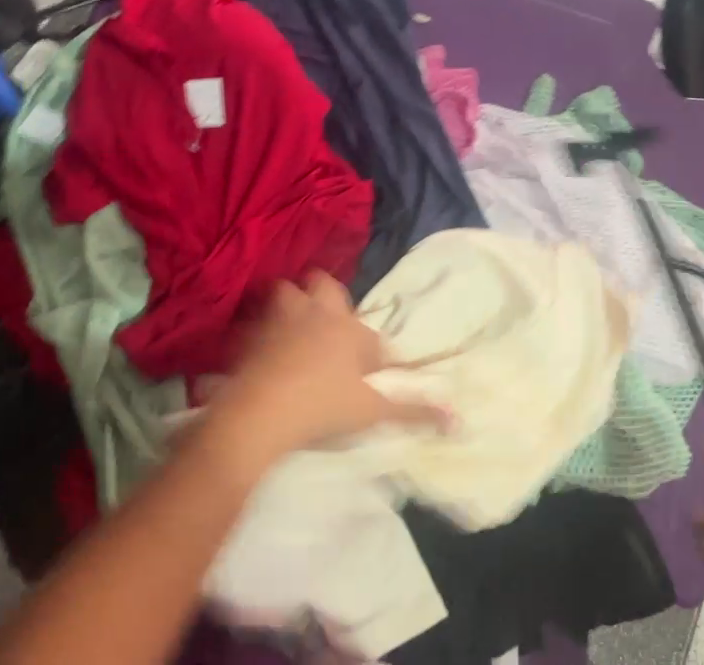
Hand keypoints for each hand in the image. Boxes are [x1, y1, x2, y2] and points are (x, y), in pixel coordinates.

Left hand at [205, 271, 447, 461]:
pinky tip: (263, 351)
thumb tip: (456, 419)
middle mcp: (313, 313)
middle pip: (322, 285)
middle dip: (327, 298)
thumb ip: (412, 412)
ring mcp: (277, 320)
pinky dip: (259, 332)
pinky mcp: (248, 333)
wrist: (260, 410)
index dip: (374, 354)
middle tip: (330, 327)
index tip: (372, 374)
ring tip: (295, 331)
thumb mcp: (373, 412)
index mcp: (347, 327)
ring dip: (291, 306)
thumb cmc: (323, 405)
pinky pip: (254, 322)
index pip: (370, 335)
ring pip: (285, 292)